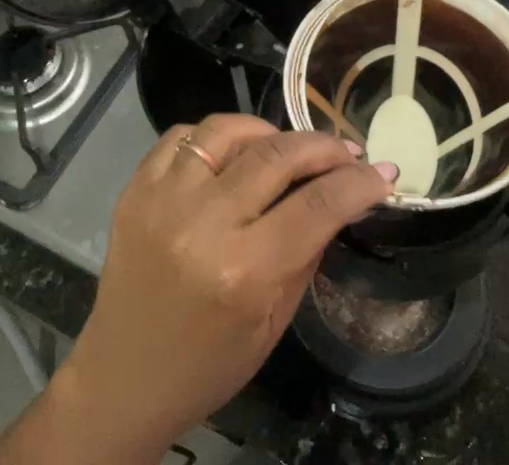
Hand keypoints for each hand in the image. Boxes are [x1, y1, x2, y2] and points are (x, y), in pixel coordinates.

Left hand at [0, 114, 395, 463]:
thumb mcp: (274, 323)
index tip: (383, 173)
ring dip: (270, 132)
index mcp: (242, 271)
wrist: (125, 376)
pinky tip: (234, 152)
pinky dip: (216, 136)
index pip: (317, 206)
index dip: (359, 184)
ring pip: (227, 131)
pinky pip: (182, 136)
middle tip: (347, 152)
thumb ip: (307, 253)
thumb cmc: (208, 364)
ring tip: (290, 147)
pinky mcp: (136, 189)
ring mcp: (162, 199)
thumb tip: (341, 201)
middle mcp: (201, 223)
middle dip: (324, 147)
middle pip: (277, 156)